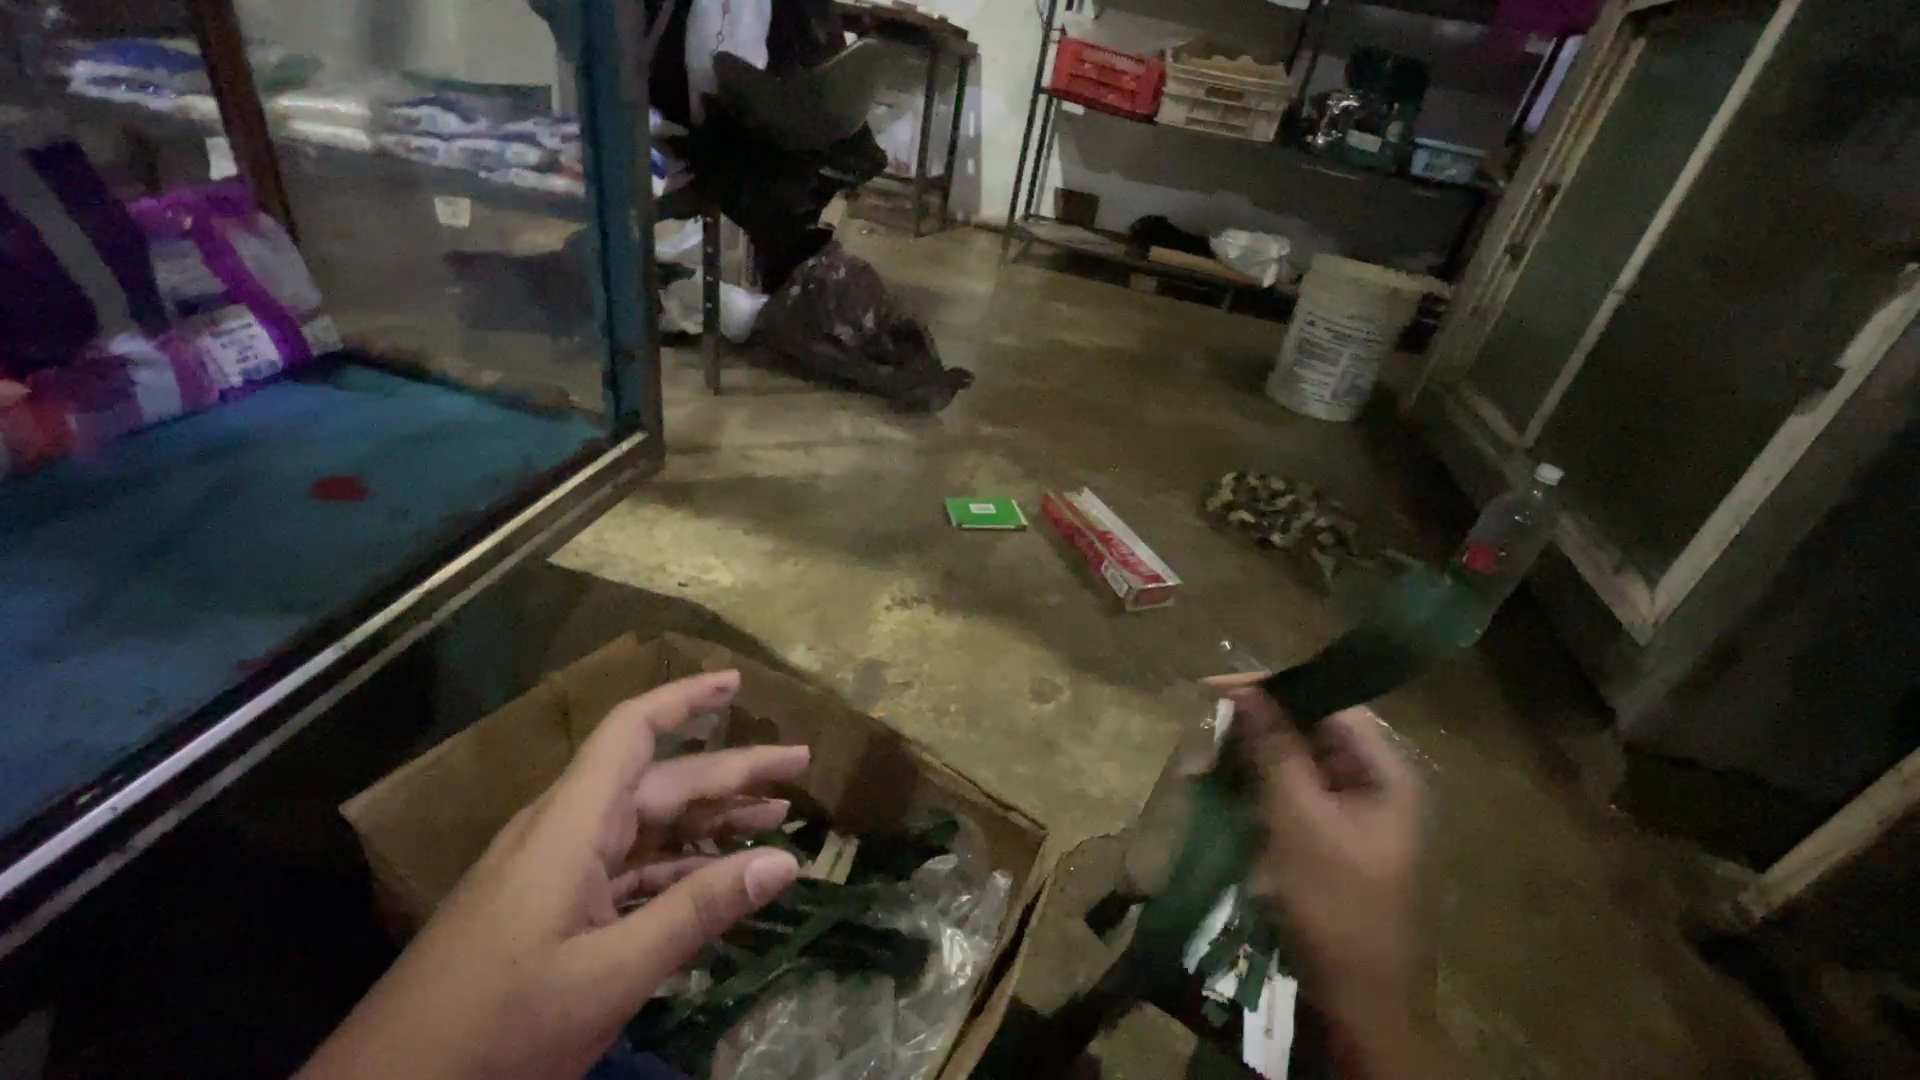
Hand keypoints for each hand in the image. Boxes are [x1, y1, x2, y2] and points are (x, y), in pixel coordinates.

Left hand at [300, 670, 807, 1079]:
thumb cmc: (497, 1027)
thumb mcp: (611, 973)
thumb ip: (699, 911)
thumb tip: (786, 860)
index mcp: (571, 825)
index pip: (632, 732)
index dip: (685, 699)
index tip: (737, 682)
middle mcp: (565, 833)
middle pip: (658, 782)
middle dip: (730, 772)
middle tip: (798, 766)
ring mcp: (557, 872)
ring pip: (647, 826)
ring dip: (710, 821)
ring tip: (775, 816)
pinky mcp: (553, 909)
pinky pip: (629, 870)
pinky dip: (678, 867)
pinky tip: (719, 878)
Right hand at [1210, 676, 1445, 1078]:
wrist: (1360, 1006)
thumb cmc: (1336, 906)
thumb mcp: (1300, 820)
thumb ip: (1274, 750)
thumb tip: (1247, 690)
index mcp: (1386, 772)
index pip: (1329, 702)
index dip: (1274, 688)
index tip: (1215, 688)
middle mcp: (1375, 785)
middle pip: (1311, 731)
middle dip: (1257, 727)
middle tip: (1207, 728)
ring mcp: (1354, 816)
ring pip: (1296, 764)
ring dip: (1252, 761)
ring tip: (1208, 765)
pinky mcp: (1331, 842)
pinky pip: (1292, 798)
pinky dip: (1259, 792)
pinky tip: (1227, 797)